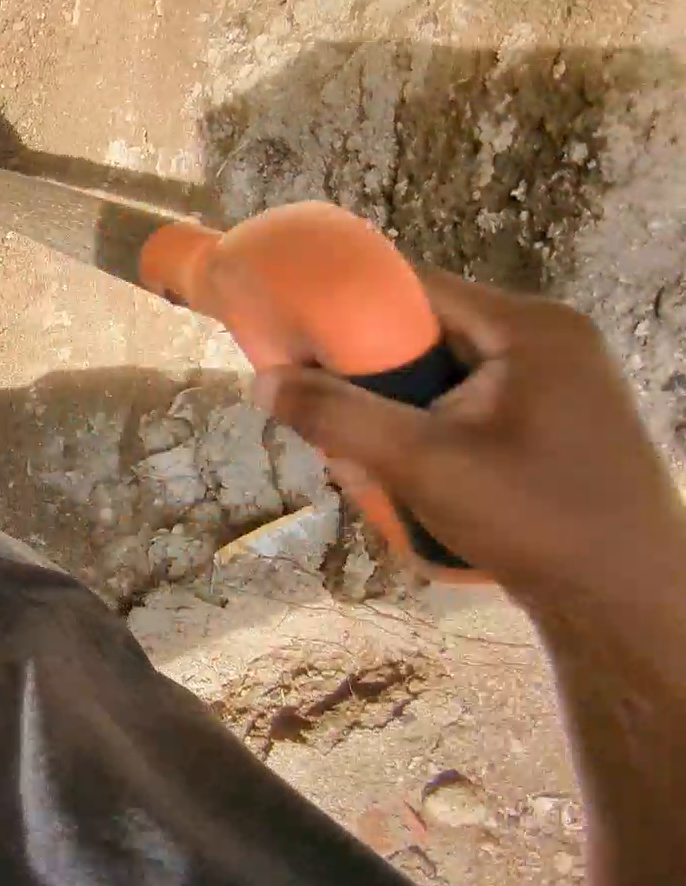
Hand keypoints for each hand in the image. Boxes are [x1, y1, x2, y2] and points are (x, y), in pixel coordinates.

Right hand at [254, 270, 685, 600]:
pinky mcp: (537, 409)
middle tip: (321, 413)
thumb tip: (260, 381)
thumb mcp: (418, 462)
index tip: (284, 346)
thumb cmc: (532, 517)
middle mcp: (540, 335)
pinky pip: (446, 394)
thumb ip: (334, 415)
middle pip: (412, 328)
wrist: (625, 597)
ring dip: (378, 402)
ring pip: (424, 366)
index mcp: (526, 327)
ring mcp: (544, 373)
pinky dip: (408, 419)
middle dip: (355, 370)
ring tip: (360, 449)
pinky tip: (397, 461)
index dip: (336, 310)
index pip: (406, 288)